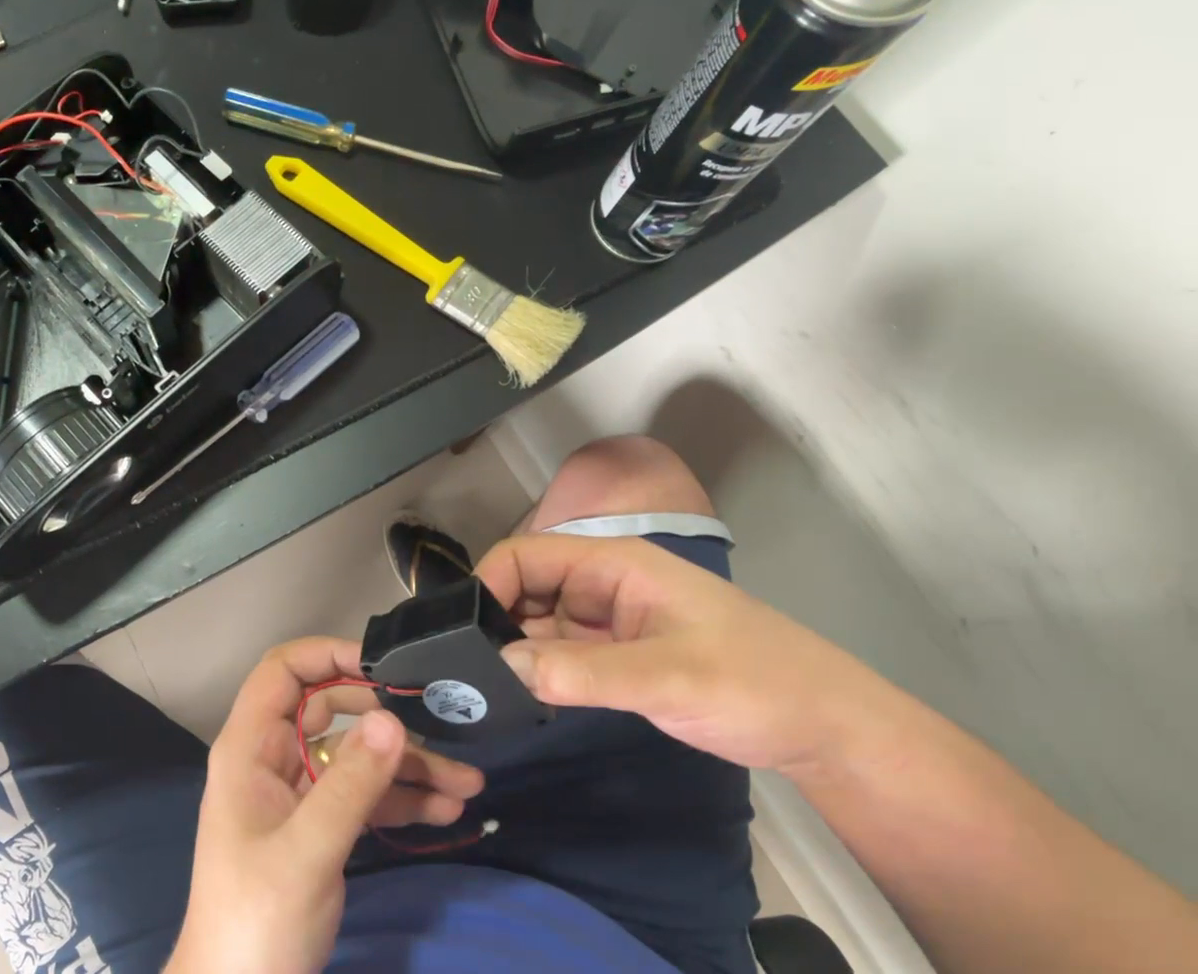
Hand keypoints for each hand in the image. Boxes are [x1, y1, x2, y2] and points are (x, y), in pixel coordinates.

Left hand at [166, 637, 484, 973]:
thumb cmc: (257, 918)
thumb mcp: (308, 850)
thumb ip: (351, 784)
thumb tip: (393, 719)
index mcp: (249, 748)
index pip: (283, 672)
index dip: (329, 655)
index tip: (385, 665)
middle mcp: (271, 760)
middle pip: (331, 711)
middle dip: (386, 718)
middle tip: (441, 725)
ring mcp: (295, 795)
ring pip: (354, 757)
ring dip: (407, 767)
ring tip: (468, 783)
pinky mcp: (316, 828)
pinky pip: (360, 796)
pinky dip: (399, 800)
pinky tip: (446, 810)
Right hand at [475, 534, 904, 774]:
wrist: (828, 730)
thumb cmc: (756, 684)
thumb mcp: (667, 677)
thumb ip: (579, 672)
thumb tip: (498, 669)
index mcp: (615, 565)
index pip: (526, 555)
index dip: (487, 584)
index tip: (459, 634)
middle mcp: (603, 587)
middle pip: (525, 589)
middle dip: (491, 622)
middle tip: (460, 671)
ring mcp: (609, 624)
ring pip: (537, 626)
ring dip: (510, 651)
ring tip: (476, 689)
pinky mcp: (616, 659)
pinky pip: (559, 656)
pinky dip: (535, 673)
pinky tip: (515, 698)